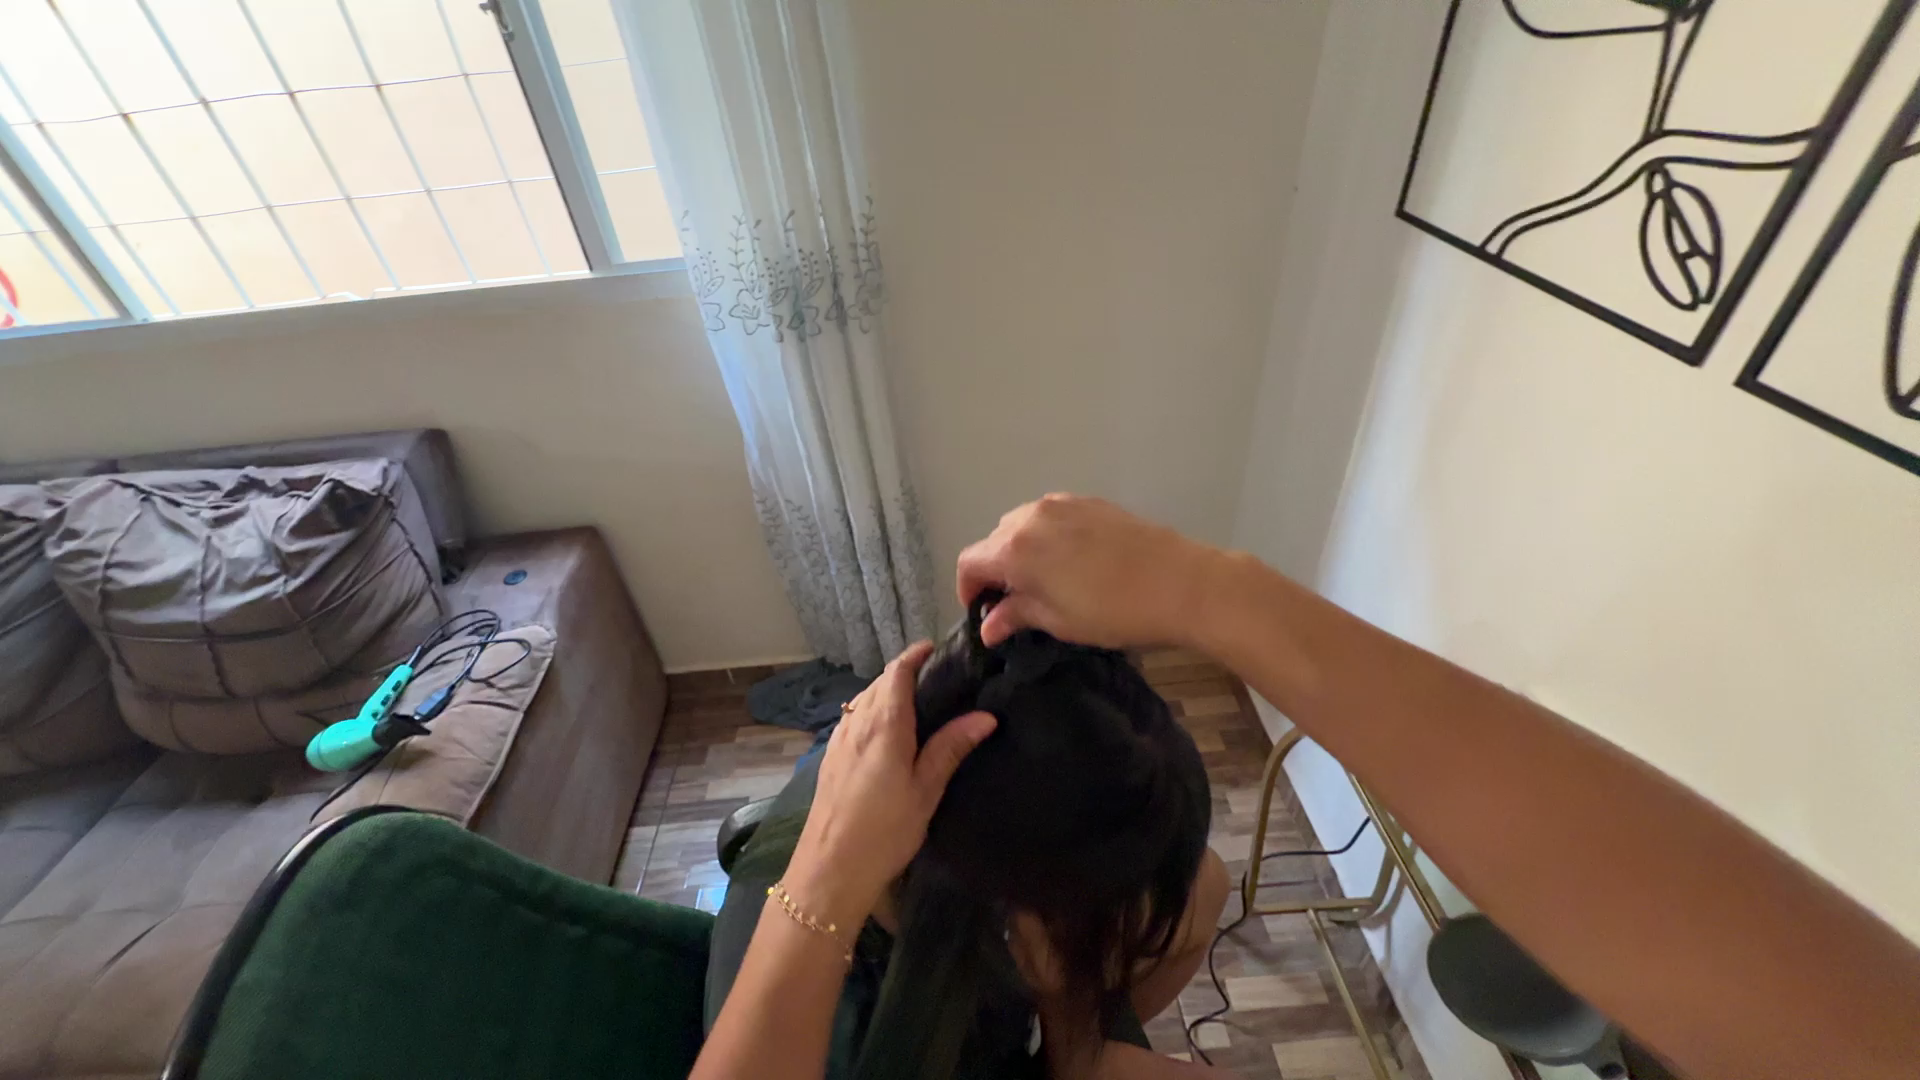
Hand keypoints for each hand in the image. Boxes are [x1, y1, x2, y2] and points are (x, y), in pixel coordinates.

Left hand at [785, 642, 996, 926]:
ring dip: (884, 690)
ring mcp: (839, 740)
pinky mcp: (830, 758)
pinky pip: (852, 718)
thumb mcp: (926, 790)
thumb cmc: (884, 830)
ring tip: (911, 700)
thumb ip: (951, 748)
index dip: (914, 655)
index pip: (897, 673)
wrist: (829, 870)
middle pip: (878, 683)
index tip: (933, 648)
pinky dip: (869, 710)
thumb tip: (985, 715)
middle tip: (933, 676)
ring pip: (862, 700)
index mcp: (884, 724)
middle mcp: (857, 723)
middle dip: (902, 672)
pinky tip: (882, 730)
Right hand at [956, 494, 1225, 648]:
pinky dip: (1046, 537)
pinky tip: (1069, 561)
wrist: (1181, 583)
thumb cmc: (1113, 611)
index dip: (967, 590)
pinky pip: (1050, 516)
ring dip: (1020, 551)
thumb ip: (1016, 616)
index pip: (970, 562)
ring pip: (1022, 525)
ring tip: (1042, 580)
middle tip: (1013, 602)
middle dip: (995, 570)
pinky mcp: (1088, 502)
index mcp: (1015, 548)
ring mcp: (1061, 504)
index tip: (982, 613)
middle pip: (994, 541)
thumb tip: (989, 626)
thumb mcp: (1058, 622)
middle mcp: (1030, 517)